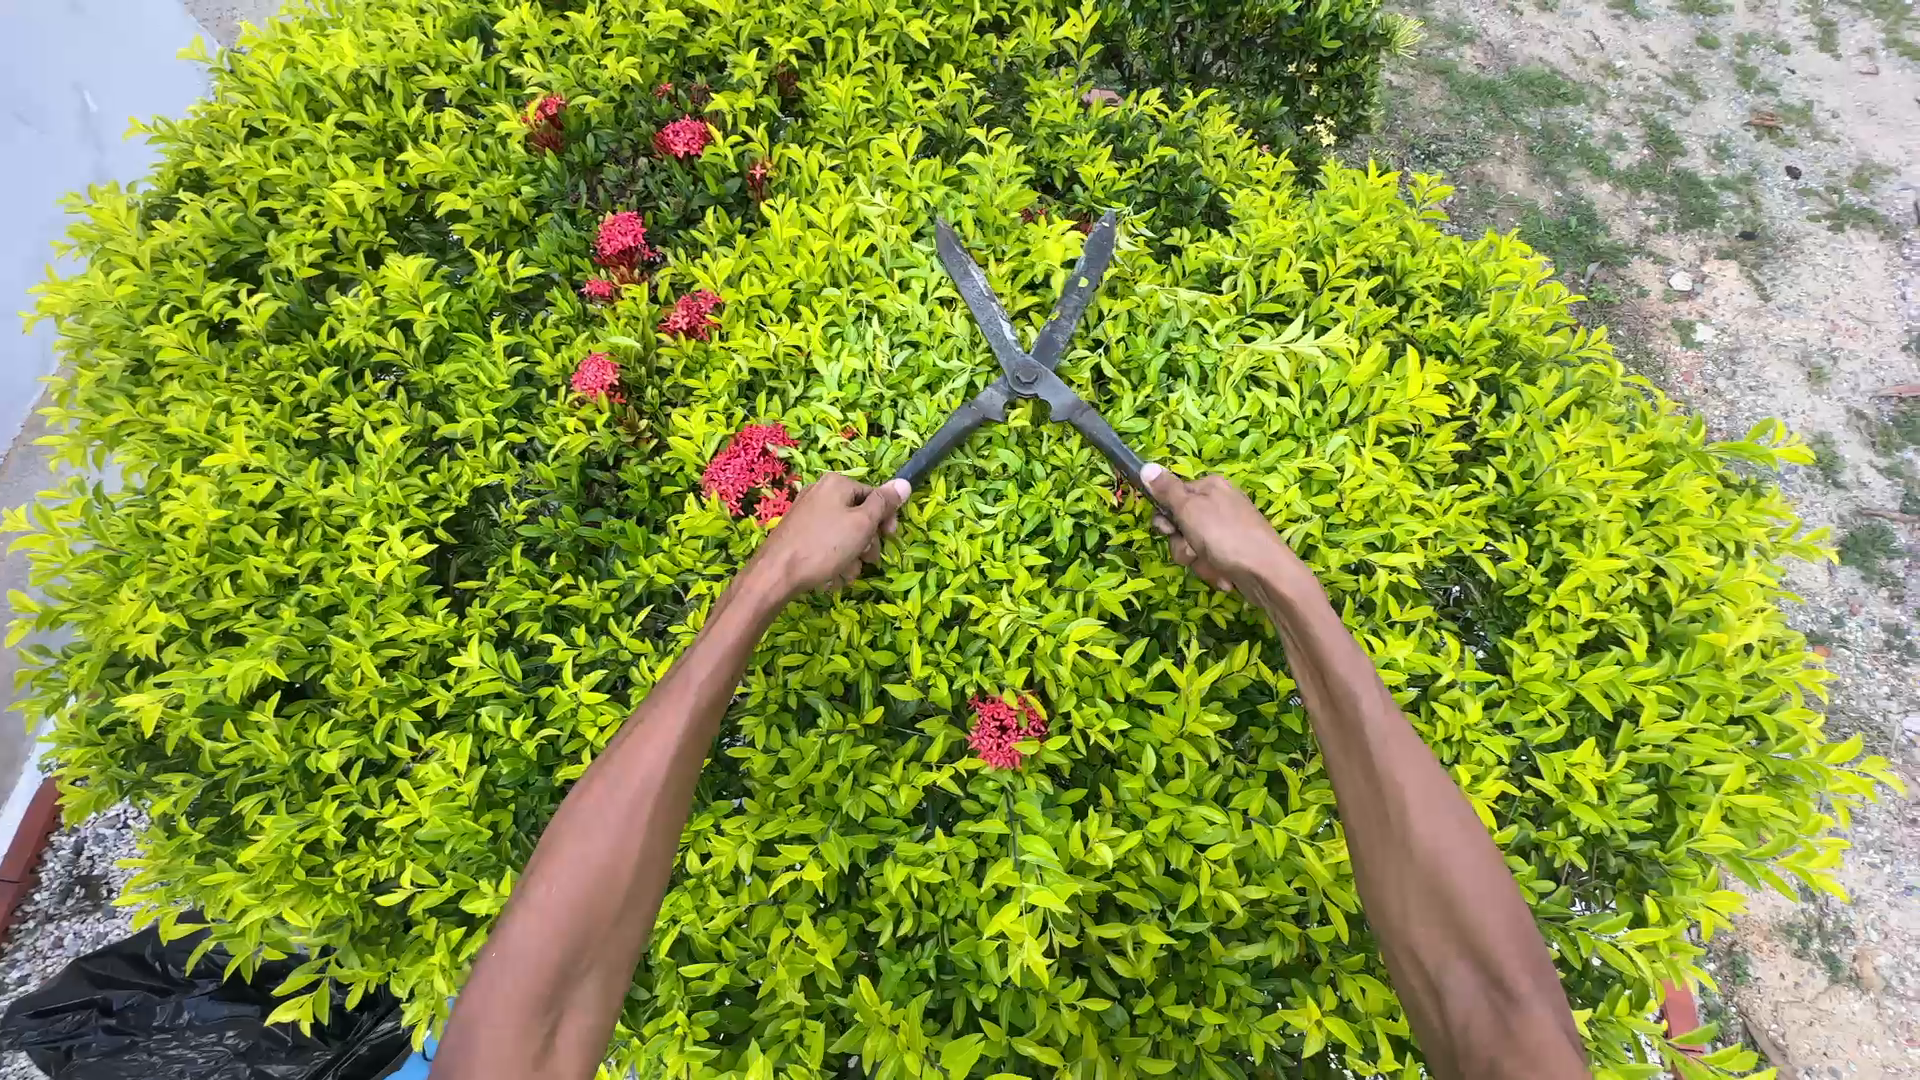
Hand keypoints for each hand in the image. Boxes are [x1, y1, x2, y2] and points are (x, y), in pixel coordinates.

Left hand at [751, 474, 907, 597]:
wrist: (776, 574)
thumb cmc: (824, 546)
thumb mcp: (862, 524)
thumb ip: (884, 504)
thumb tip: (904, 483)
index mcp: (837, 484)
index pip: (874, 496)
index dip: (886, 520)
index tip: (890, 540)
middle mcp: (820, 493)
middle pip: (859, 516)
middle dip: (866, 543)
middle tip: (866, 560)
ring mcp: (807, 514)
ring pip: (844, 535)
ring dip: (851, 558)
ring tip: (844, 573)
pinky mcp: (798, 535)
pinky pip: (826, 545)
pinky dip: (833, 561)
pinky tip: (830, 576)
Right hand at [1141, 464, 1310, 596]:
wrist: (1266, 573)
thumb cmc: (1226, 536)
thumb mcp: (1190, 509)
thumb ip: (1166, 490)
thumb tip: (1145, 466)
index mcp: (1210, 486)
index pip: (1171, 497)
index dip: (1166, 518)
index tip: (1169, 530)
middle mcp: (1219, 504)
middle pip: (1180, 525)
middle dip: (1182, 544)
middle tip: (1193, 549)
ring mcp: (1226, 529)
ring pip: (1191, 546)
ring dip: (1197, 560)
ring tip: (1212, 564)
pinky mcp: (1233, 551)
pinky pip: (1208, 560)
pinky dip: (1212, 569)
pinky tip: (1223, 573)